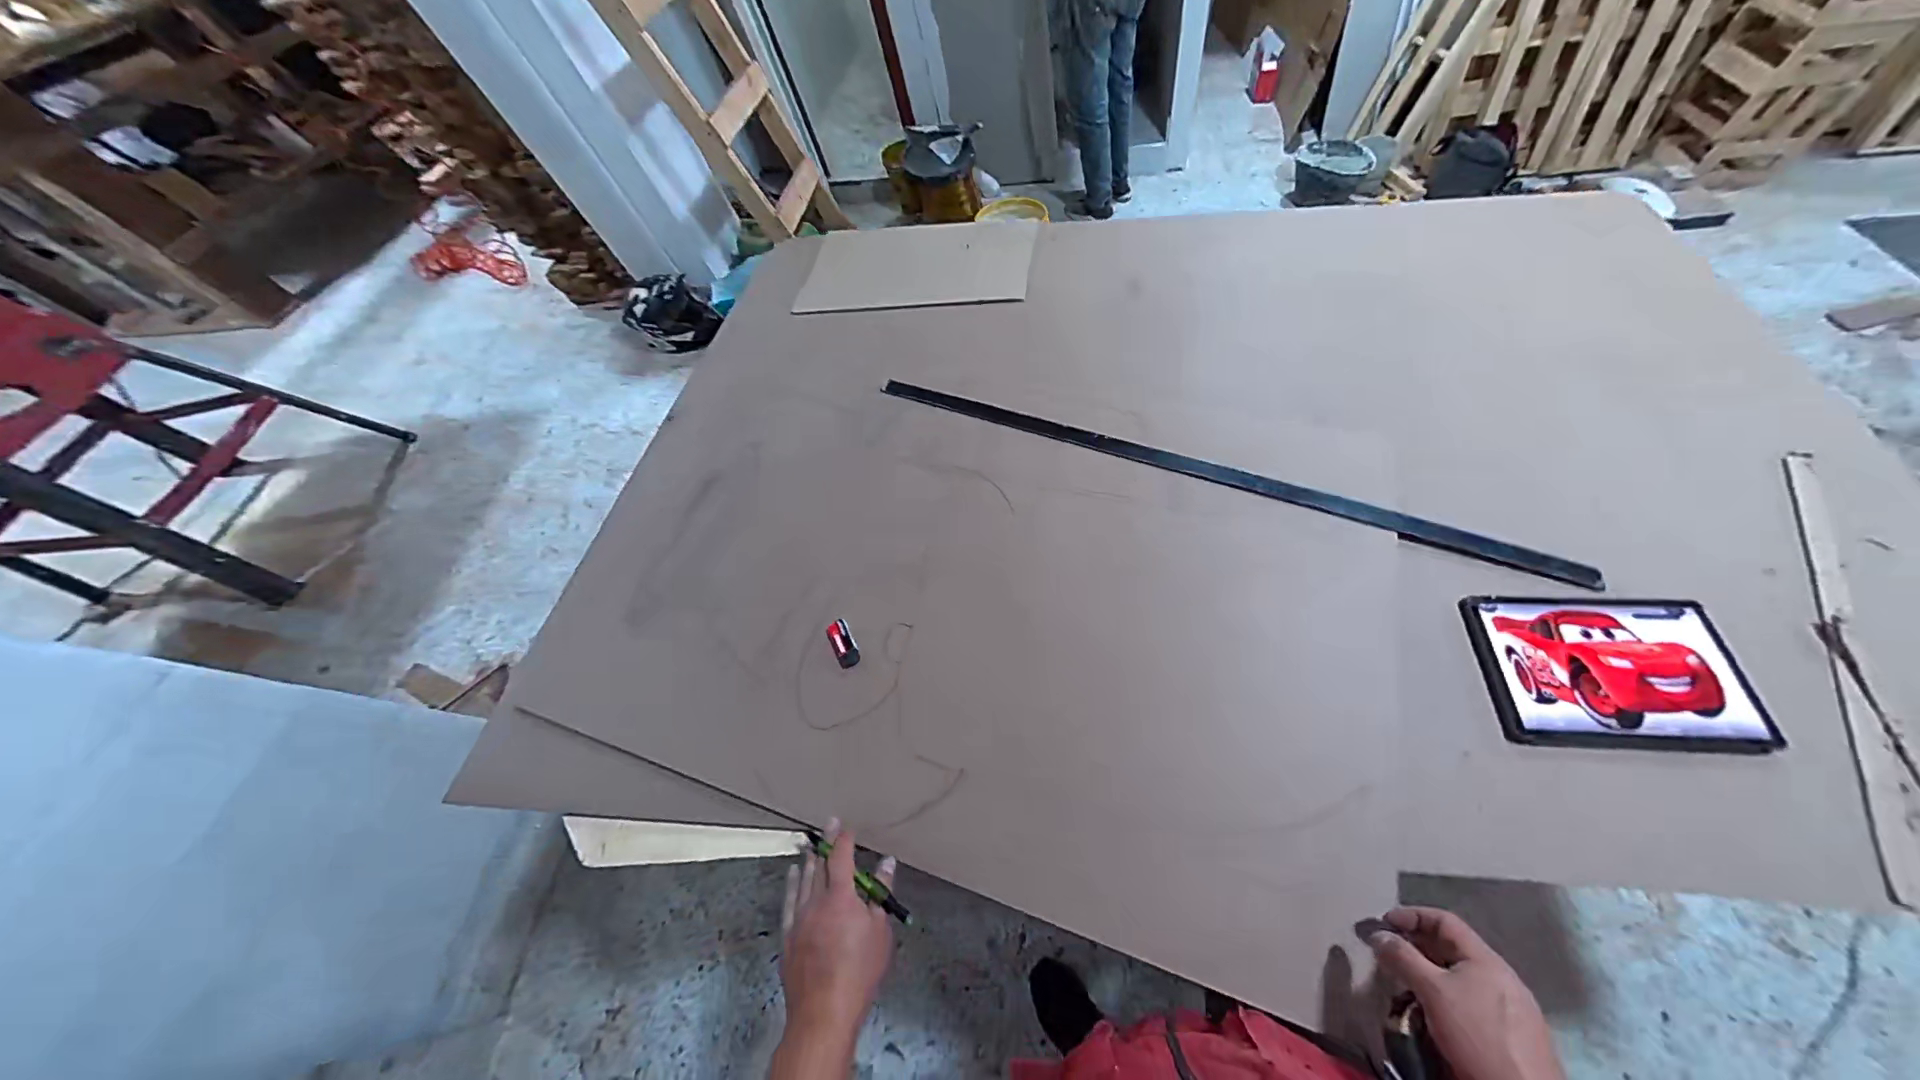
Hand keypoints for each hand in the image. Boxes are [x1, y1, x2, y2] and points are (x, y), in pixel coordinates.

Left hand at [770, 819, 894, 1078]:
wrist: (823, 1011)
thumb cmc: (859, 971)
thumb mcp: (880, 931)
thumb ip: (881, 893)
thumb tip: (886, 864)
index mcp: (841, 897)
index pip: (842, 858)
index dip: (844, 840)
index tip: (845, 826)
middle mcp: (816, 901)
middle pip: (820, 866)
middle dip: (826, 844)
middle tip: (828, 826)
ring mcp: (799, 918)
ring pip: (803, 880)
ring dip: (809, 861)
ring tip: (811, 846)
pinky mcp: (788, 936)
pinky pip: (789, 901)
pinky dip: (792, 884)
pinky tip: (793, 875)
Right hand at [1366, 906, 1566, 1079]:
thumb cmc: (1476, 1036)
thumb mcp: (1432, 992)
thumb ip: (1403, 957)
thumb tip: (1378, 934)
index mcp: (1488, 961)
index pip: (1445, 920)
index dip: (1411, 915)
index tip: (1383, 925)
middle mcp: (1503, 978)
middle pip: (1452, 948)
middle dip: (1416, 946)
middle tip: (1388, 955)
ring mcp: (1513, 1008)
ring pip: (1461, 976)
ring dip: (1429, 973)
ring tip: (1406, 986)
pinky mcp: (1514, 1034)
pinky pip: (1472, 1000)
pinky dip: (1446, 996)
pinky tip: (1435, 1014)